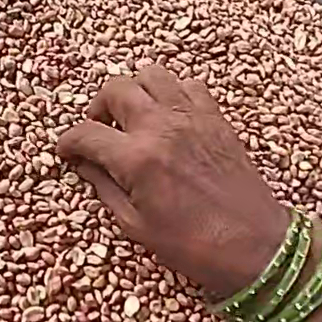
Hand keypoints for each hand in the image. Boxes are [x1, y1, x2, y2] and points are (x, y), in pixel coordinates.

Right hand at [56, 65, 289, 298]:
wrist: (255, 246)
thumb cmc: (193, 245)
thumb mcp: (134, 225)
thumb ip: (104, 187)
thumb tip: (84, 165)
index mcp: (136, 159)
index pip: (86, 133)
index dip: (68, 141)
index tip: (66, 151)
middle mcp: (162, 128)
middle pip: (115, 89)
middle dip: (97, 108)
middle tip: (97, 130)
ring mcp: (192, 118)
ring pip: (151, 75)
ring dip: (133, 90)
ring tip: (130, 116)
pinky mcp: (215, 119)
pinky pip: (189, 85)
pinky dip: (171, 92)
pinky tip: (167, 116)